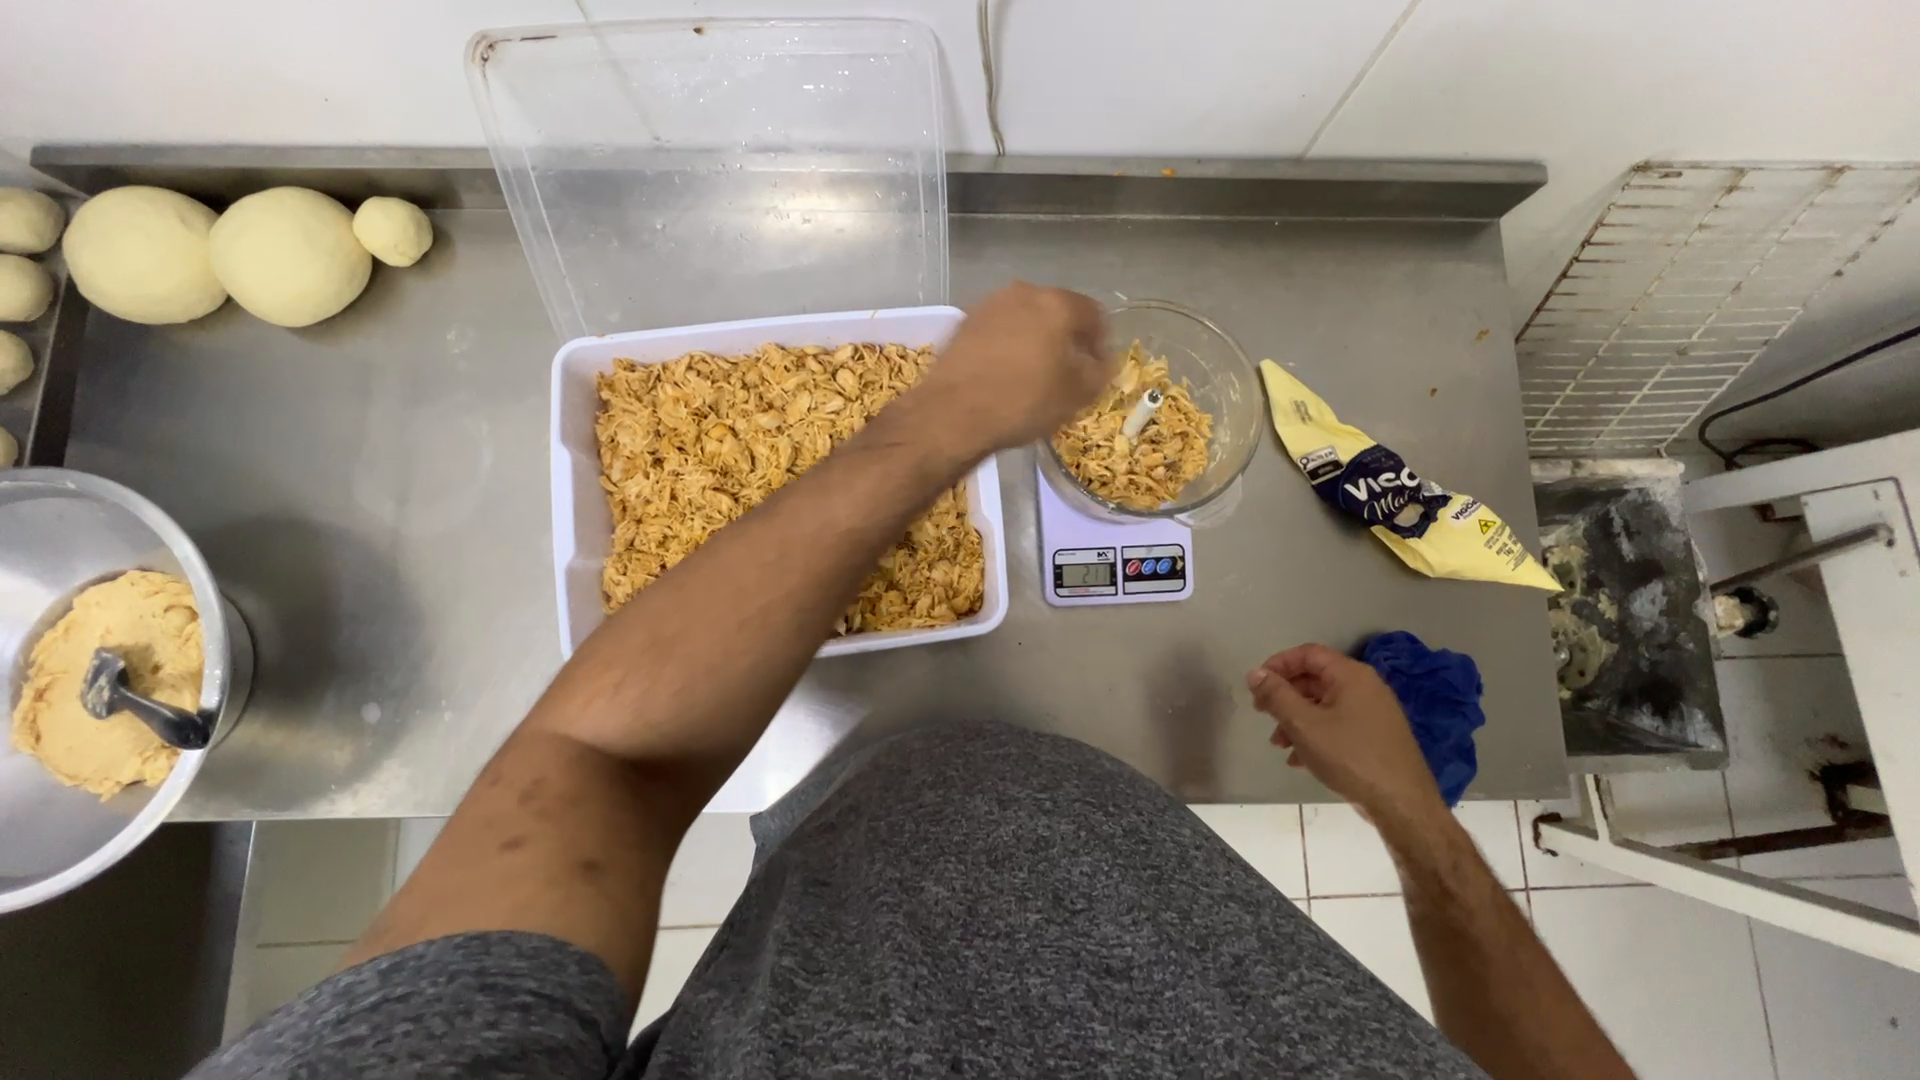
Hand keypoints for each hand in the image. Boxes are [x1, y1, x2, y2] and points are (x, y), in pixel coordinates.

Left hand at [907, 282, 1112, 458]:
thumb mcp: (1077, 394)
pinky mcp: (963, 323)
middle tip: (1067, 372)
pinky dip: (1007, 347)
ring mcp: (989, 305)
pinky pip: (998, 331)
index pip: (1095, 315)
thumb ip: (1100, 371)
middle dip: (1066, 340)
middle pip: (1057, 313)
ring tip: (1033, 375)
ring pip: (1025, 320)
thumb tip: (1102, 361)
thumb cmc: (1023, 402)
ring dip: (1035, 342)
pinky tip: (1004, 375)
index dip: (1102, 344)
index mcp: (1058, 303)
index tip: (1097, 369)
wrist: (953, 413)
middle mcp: (1024, 293)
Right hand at [1247, 644, 1446, 829]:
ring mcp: (1373, 713)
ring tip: (1278, 744)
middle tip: (1262, 714)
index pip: (1308, 653)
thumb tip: (1255, 674)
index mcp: (1351, 675)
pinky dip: (1315, 735)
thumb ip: (1276, 695)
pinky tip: (1299, 760)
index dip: (1278, 664)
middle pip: (1315, 679)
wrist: (1402, 804)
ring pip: (1324, 706)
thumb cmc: (1349, 756)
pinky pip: (1337, 725)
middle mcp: (1365, 688)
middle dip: (1284, 696)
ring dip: (1295, 719)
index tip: (1257, 685)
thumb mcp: (1303, 724)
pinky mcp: (1375, 737)